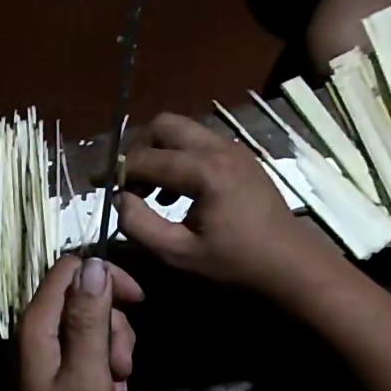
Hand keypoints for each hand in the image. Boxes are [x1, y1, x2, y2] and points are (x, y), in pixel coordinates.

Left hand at [3, 255, 142, 390]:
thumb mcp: (87, 373)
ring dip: (114, 349)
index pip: (72, 267)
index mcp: (40, 321)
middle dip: (115, 325)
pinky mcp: (57, 359)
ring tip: (116, 386)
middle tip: (121, 365)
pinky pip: (90, 344)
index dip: (106, 276)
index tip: (136, 302)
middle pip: (88, 296)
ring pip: (94, 321)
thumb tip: (95, 265)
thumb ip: (89, 320)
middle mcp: (40, 324)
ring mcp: (48, 343)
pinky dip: (106, 364)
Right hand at [116, 113, 337, 294]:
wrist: (292, 265)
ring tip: (150, 192)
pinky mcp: (242, 157)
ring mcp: (234, 148)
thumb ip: (140, 225)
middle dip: (138, 149)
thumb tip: (120, 199)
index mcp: (205, 171)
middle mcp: (219, 148)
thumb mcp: (180, 254)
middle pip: (164, 125)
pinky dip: (180, 157)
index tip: (98, 186)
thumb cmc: (236, 264)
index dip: (117, 171)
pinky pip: (200, 142)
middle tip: (127, 182)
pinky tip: (177, 193)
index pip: (146, 158)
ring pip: (183, 130)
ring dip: (159, 153)